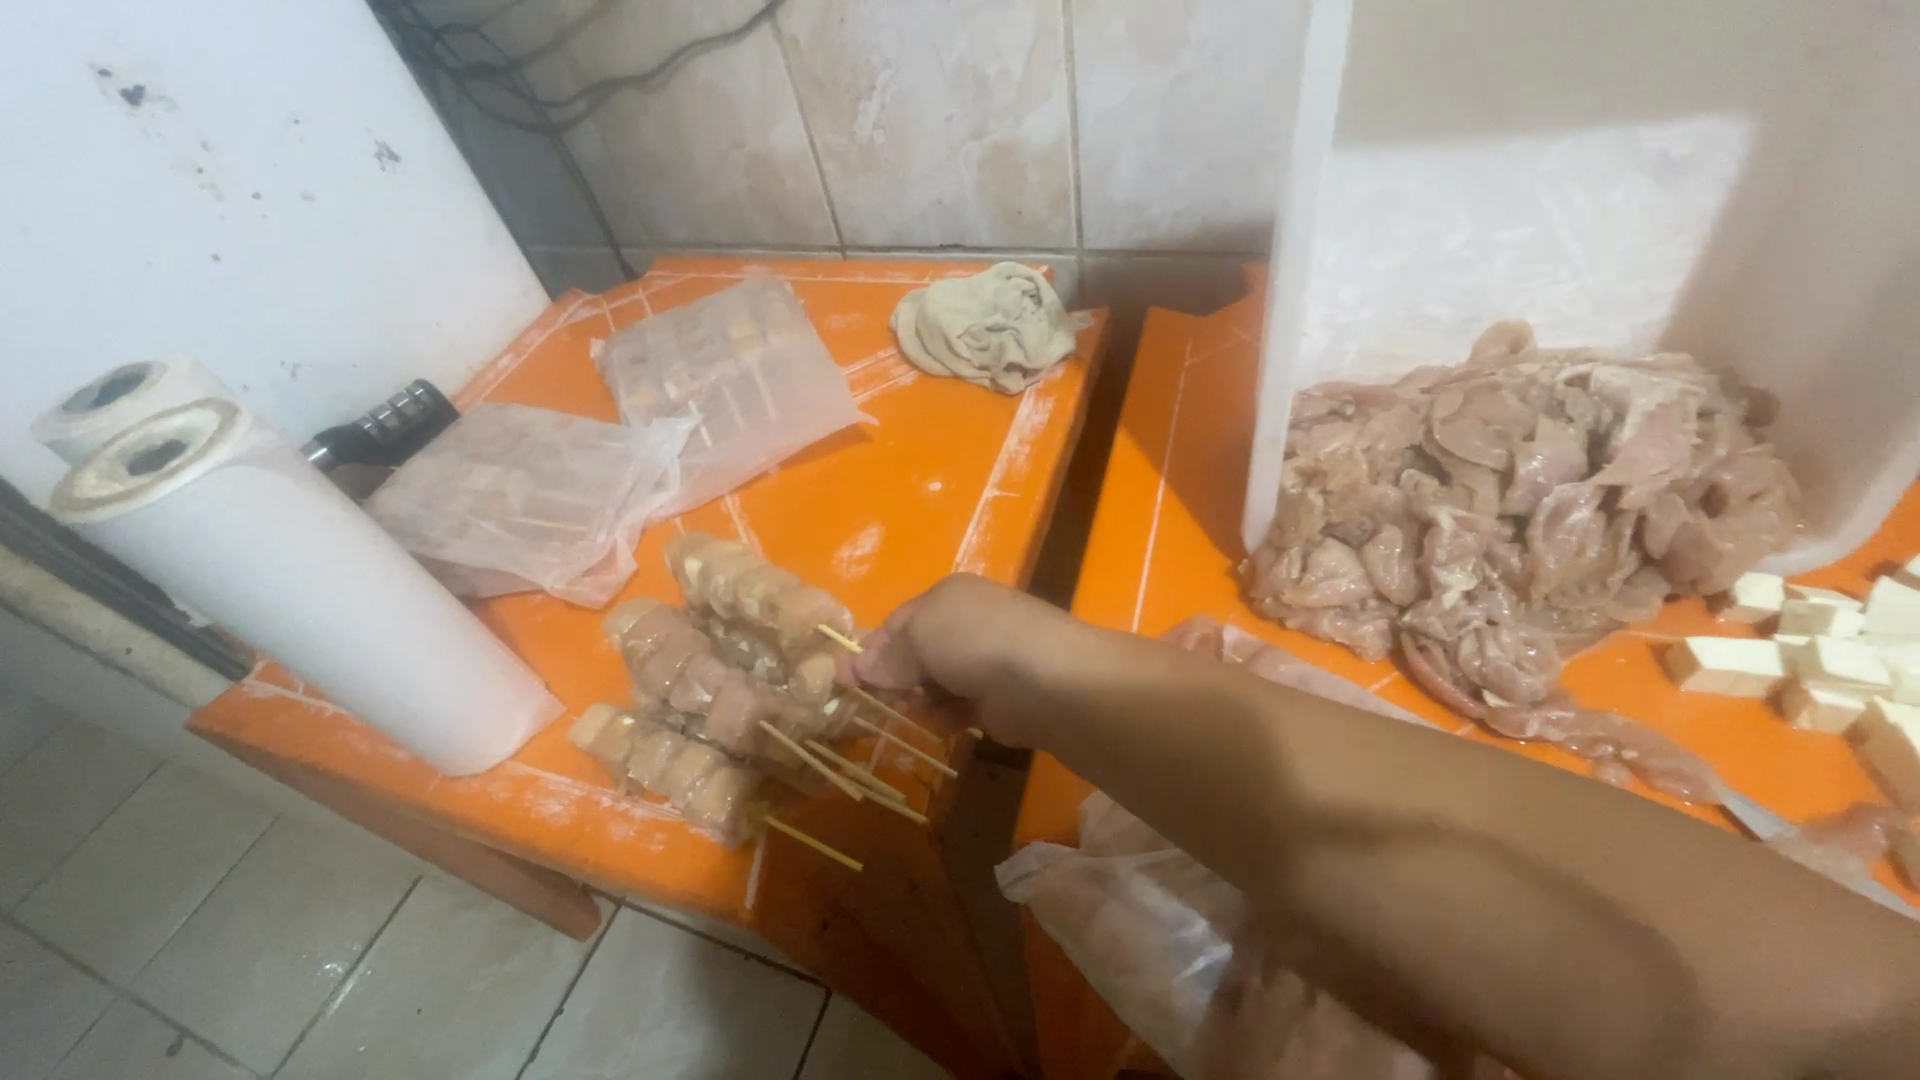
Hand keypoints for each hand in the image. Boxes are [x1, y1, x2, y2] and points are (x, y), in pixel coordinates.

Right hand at [849, 575, 1083, 744]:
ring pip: (931, 686)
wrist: (1047, 679)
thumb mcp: (919, 636)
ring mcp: (983, 662)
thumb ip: (886, 655)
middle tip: (886, 699)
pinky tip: (951, 722)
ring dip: (921, 701)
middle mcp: (965, 625)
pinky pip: (956, 709)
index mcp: (946, 597)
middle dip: (896, 679)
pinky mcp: (996, 699)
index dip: (870, 651)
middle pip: (913, 656)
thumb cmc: (975, 641)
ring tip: (925, 708)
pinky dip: (948, 717)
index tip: (846, 680)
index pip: (896, 622)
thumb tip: (856, 667)